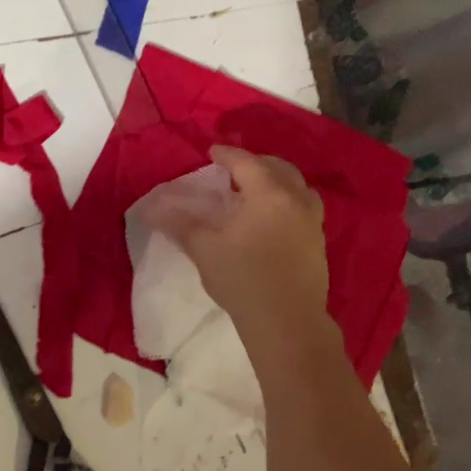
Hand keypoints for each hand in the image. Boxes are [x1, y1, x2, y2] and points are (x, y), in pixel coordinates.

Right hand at [168, 145, 336, 362]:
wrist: (286, 319)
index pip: (247, 163)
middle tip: (234, 169)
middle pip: (279, 168)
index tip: (212, 152)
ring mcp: (312, 221)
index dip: (227, 155)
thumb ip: (181, 225)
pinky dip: (287, 201)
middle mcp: (296, 200)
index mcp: (268, 195)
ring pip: (297, 187)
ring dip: (277, 180)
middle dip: (256, 163)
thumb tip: (154, 209)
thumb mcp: (204, 250)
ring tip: (257, 190)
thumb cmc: (242, 279)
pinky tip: (273, 218)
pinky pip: (303, 207)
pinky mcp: (317, 241)